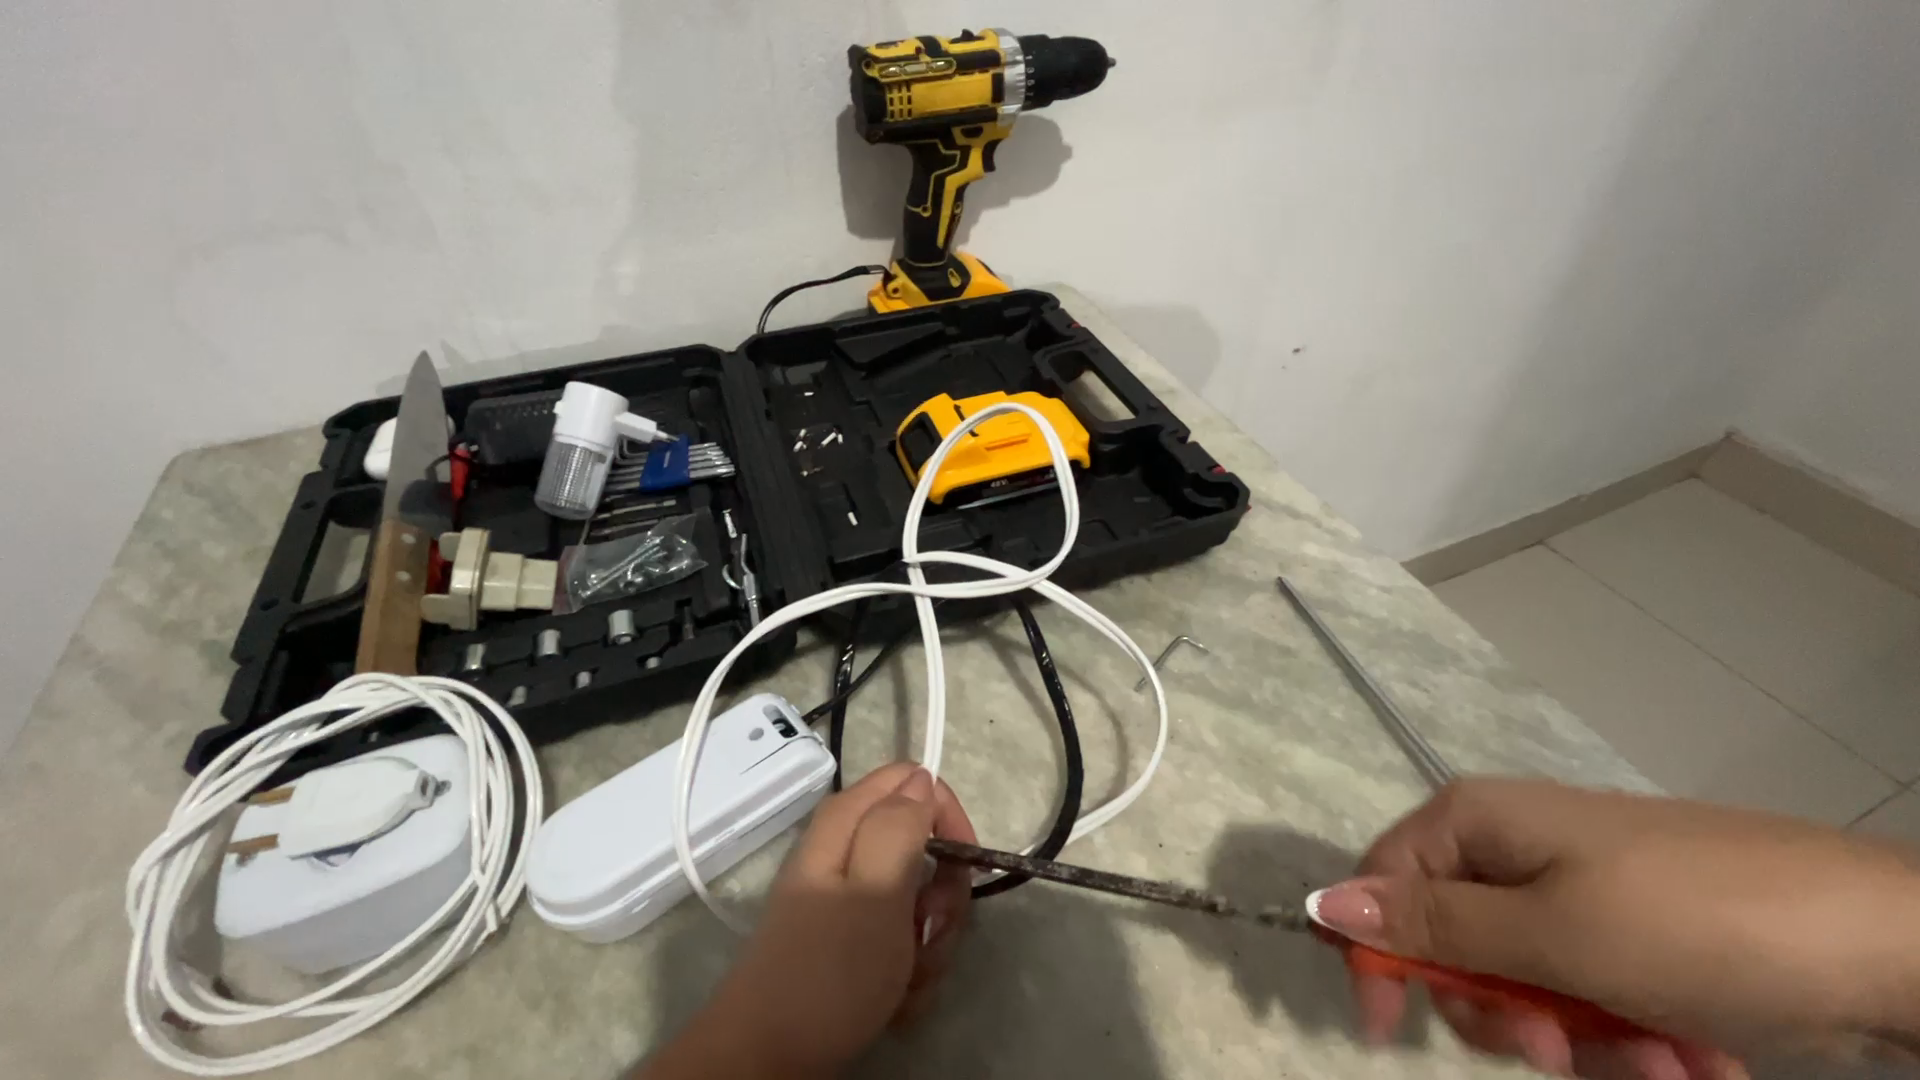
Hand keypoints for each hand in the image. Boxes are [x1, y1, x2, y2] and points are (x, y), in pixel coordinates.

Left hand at [640, 763, 976, 1079]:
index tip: (962, 868)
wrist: (768, 1056)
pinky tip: (896, 996)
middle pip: (924, 843)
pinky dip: (910, 966)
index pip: (916, 781)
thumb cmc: (829, 971)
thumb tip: (922, 777)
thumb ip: (901, 825)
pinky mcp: (849, 935)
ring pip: (920, 896)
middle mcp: (847, 848)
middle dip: (943, 893)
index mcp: (848, 821)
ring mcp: (847, 894)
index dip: (948, 817)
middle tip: (928, 930)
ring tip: (908, 974)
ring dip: (930, 940)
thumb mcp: (876, 891)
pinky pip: (902, 935)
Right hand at [1312, 778, 1919, 1078]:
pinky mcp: (1629, 923)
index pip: (1381, 884)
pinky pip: (1587, 984)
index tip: (1391, 1035)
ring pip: (1524, 976)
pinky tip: (1690, 1056)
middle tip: (1560, 1056)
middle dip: (1504, 1012)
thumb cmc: (1693, 923)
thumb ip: (1431, 923)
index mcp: (1475, 823)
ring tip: (1664, 1062)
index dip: (1377, 957)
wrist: (1895, 940)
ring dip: (1581, 1036)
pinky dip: (1629, 1032)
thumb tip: (1321, 905)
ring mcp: (1574, 882)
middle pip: (1452, 939)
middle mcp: (1511, 844)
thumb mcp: (1550, 933)